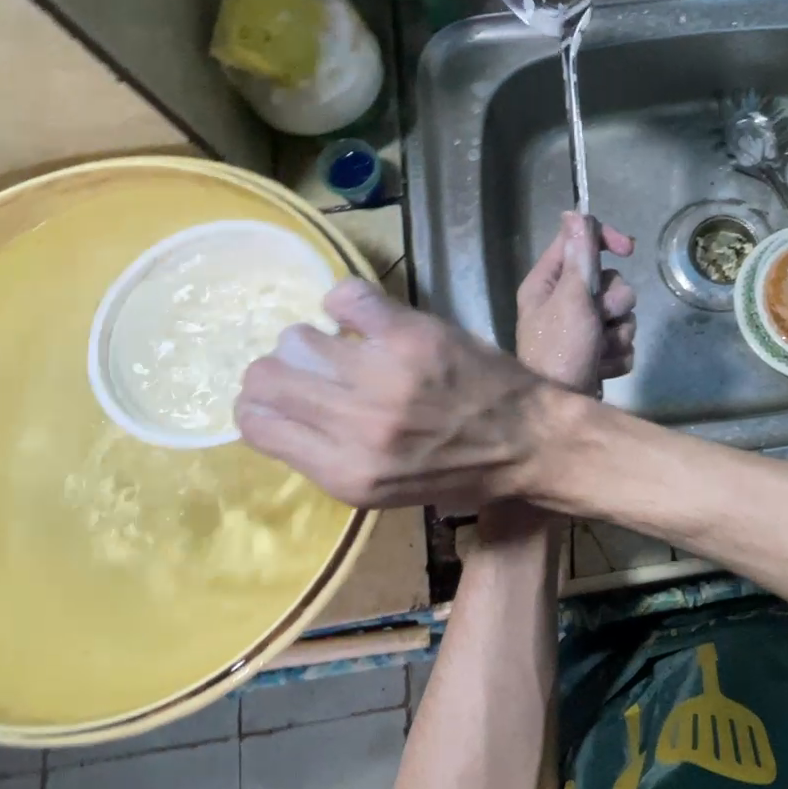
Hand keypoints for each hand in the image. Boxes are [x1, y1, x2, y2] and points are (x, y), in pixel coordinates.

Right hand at [235, 280, 575, 510]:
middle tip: (315, 367)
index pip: (255, 424)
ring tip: (348, 344)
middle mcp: (355, 428)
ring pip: (298, 337)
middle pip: (266, 377)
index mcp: (346, 474)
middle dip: (282, 370)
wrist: (532, 440)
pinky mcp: (411, 336)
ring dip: (316, 338)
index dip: (262, 406)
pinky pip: (346, 297)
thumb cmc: (463, 471)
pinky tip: (364, 316)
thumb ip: (329, 457)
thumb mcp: (386, 490)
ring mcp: (383, 377)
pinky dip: (346, 301)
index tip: (285, 397)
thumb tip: (281, 417)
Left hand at [515, 212, 636, 394]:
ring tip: (600, 351)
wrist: (560, 412)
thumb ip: (580, 258)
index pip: (580, 242)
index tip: (627, 249)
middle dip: (614, 303)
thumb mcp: (571, 300)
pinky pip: (623, 341)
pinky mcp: (598, 352)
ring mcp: (583, 329)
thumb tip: (576, 213)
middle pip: (610, 281)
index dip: (605, 240)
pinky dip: (617, 354)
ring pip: (621, 313)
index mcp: (548, 283)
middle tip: (600, 320)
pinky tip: (602, 367)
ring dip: (617, 333)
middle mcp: (564, 301)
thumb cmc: (559, 351)